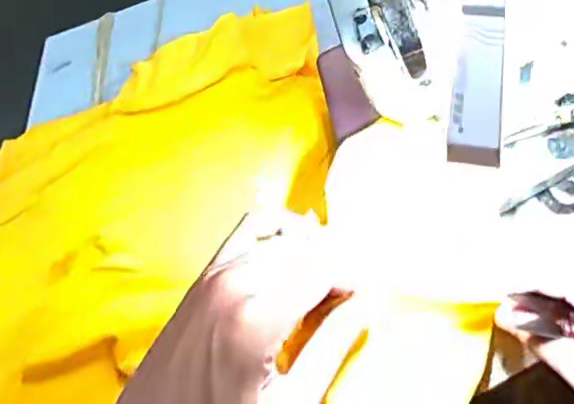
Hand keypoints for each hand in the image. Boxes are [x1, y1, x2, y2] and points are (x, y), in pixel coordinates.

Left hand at [120, 213, 361, 403]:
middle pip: (310, 248)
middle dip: (337, 267)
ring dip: (314, 252)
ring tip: (326, 285)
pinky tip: (295, 251)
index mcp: (255, 320)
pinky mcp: (205, 274)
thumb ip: (331, 347)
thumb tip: (368, 302)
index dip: (356, 278)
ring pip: (288, 238)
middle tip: (350, 298)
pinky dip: (282, 230)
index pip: (328, 268)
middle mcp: (235, 284)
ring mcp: (216, 274)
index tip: (368, 296)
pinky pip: (254, 226)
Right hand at [495, 240, 573, 403]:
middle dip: (526, 293)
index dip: (503, 282)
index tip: (481, 292)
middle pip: (544, 263)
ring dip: (546, 298)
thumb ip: (540, 338)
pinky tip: (572, 328)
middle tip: (513, 322)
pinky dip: (564, 300)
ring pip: (559, 270)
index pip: (533, 266)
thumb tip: (510, 316)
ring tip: (550, 334)